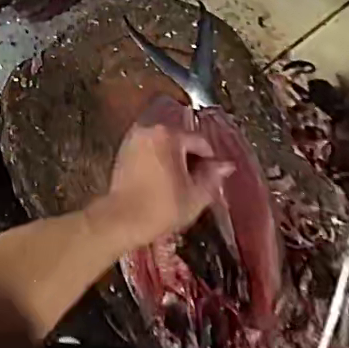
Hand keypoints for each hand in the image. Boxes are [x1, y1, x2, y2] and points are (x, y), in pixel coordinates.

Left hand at [87, 121, 233, 251]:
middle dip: (191, 158)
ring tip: (181, 182)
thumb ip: (213, 177)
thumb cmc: (163, 207)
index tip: (214, 177)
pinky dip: (158, 159)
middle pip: (180, 140)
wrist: (123, 218)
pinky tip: (162, 180)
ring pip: (163, 144)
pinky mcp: (123, 149)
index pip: (199, 142)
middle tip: (198, 181)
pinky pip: (148, 149)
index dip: (211, 160)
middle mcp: (149, 129)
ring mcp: (133, 138)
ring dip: (174, 159)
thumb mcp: (196, 195)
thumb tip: (225, 166)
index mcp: (168, 135)